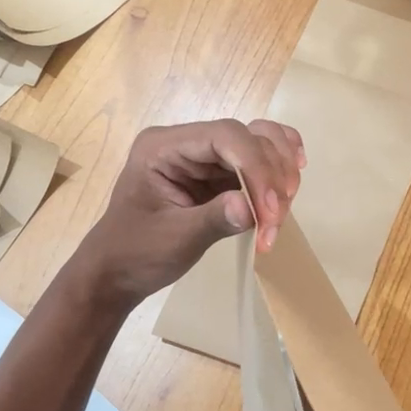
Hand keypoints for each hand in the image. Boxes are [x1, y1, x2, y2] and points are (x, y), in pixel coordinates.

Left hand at [70, 119, 304, 306]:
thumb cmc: (136, 254)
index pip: (225, 137)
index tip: (269, 210)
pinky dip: (279, 168)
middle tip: (275, 222)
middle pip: (249, 137)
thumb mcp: (174, 240)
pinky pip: (259, 159)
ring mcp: (206, 156)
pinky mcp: (221, 173)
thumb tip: (253, 208)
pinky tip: (294, 178)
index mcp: (164, 147)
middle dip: (271, 178)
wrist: (116, 273)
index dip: (257, 167)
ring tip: (279, 215)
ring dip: (280, 176)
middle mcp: (187, 142)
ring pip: (261, 143)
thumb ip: (214, 219)